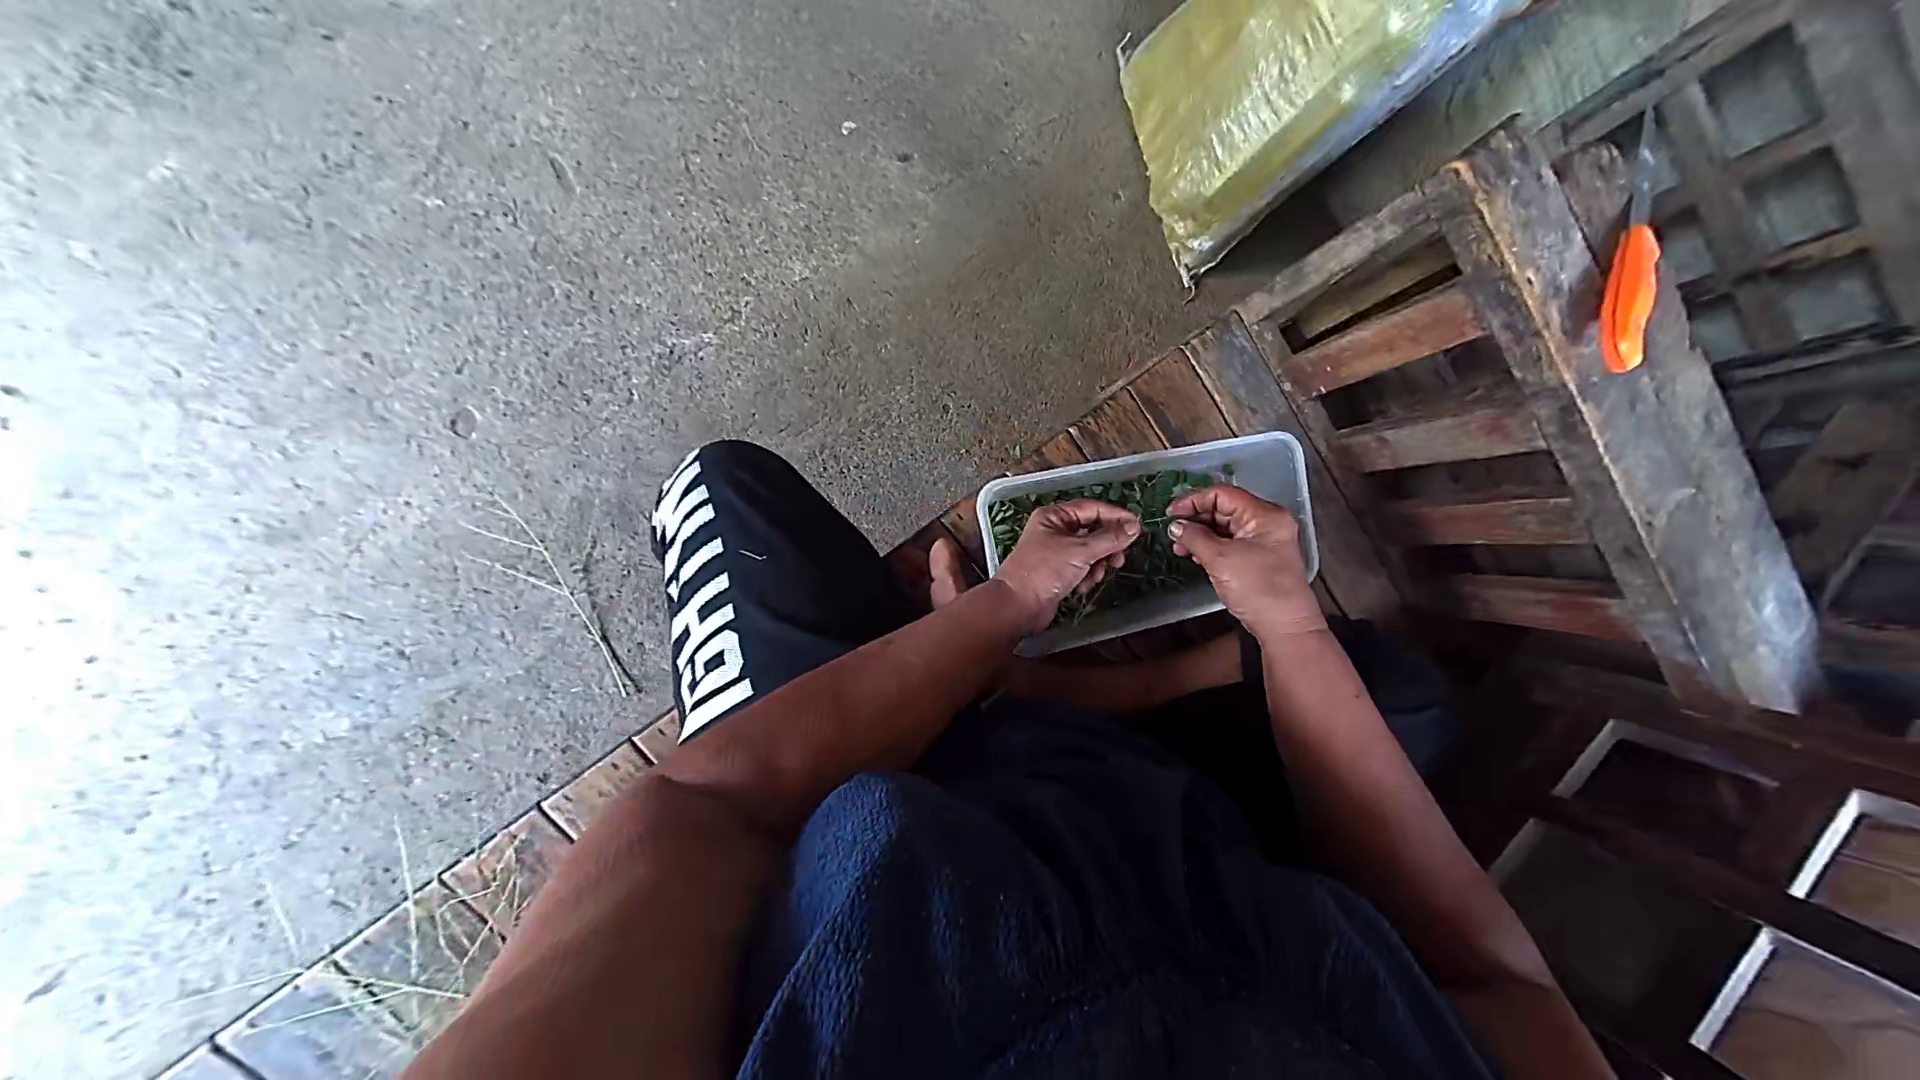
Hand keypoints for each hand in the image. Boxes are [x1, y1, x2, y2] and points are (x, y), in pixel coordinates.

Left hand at [994, 499, 1140, 632]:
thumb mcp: (1080, 551)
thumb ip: (1110, 538)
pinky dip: (1086, 575)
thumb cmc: (1045, 571)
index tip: (1137, 527)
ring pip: (1090, 551)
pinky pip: (1082, 567)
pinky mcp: (1058, 571)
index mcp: (1054, 516)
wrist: (1019, 605)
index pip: (1092, 508)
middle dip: (1107, 545)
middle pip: (1092, 530)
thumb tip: (1134, 526)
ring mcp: (1056, 551)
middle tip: (1119, 559)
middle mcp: (1054, 530)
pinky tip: (1083, 585)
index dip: (1116, 516)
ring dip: (1097, 563)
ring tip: (1096, 575)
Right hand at [1167, 486, 1323, 640]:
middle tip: (1172, 531)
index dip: (1193, 501)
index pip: (1223, 495)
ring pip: (1225, 527)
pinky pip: (1230, 543)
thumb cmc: (1257, 588)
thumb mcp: (1220, 559)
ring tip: (1179, 547)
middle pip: (1224, 509)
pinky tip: (1194, 555)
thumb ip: (1194, 537)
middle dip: (1195, 519)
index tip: (1171, 514)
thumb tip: (1175, 526)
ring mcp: (1264, 540)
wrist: (1284, 626)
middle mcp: (1266, 522)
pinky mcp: (1258, 557)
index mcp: (1264, 515)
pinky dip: (1210, 546)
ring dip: (1200, 534)